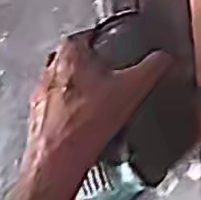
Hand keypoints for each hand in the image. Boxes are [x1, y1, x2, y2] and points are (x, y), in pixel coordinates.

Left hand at [21, 32, 170, 186]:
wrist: (56, 163)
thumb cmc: (88, 122)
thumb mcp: (135, 87)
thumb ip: (154, 66)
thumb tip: (165, 57)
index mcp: (70, 58)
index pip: (80, 35)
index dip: (96, 36)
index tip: (109, 41)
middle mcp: (49, 74)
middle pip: (66, 56)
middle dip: (84, 59)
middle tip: (104, 65)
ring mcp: (38, 99)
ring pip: (57, 80)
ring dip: (74, 82)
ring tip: (96, 92)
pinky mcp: (35, 121)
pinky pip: (52, 104)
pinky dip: (67, 106)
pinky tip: (84, 116)